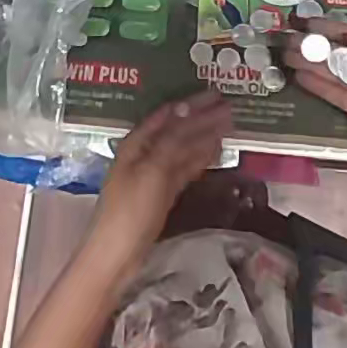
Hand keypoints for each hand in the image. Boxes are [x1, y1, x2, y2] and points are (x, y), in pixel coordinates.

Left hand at [91, 90, 232, 258]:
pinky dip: (200, 157)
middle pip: (177, 129)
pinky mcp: (163, 193)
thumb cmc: (130, 211)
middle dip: (202, 117)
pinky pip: (185, 168)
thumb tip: (189, 113)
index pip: (168, 114)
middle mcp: (145, 154)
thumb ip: (172, 143)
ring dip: (204, 136)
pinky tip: (216, 151)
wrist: (117, 254)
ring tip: (229, 125)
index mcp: (137, 144)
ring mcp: (154, 174)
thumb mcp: (152, 172)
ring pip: (183, 148)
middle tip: (229, 106)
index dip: (191, 103)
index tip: (215, 93)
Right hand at [281, 19, 346, 192]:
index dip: (335, 27)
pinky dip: (319, 87)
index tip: (308, 19)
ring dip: (312, 63)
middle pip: (344, 54)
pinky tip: (300, 77)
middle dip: (317, 44)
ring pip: (336, 74)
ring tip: (285, 53)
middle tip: (288, 34)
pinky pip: (339, 97)